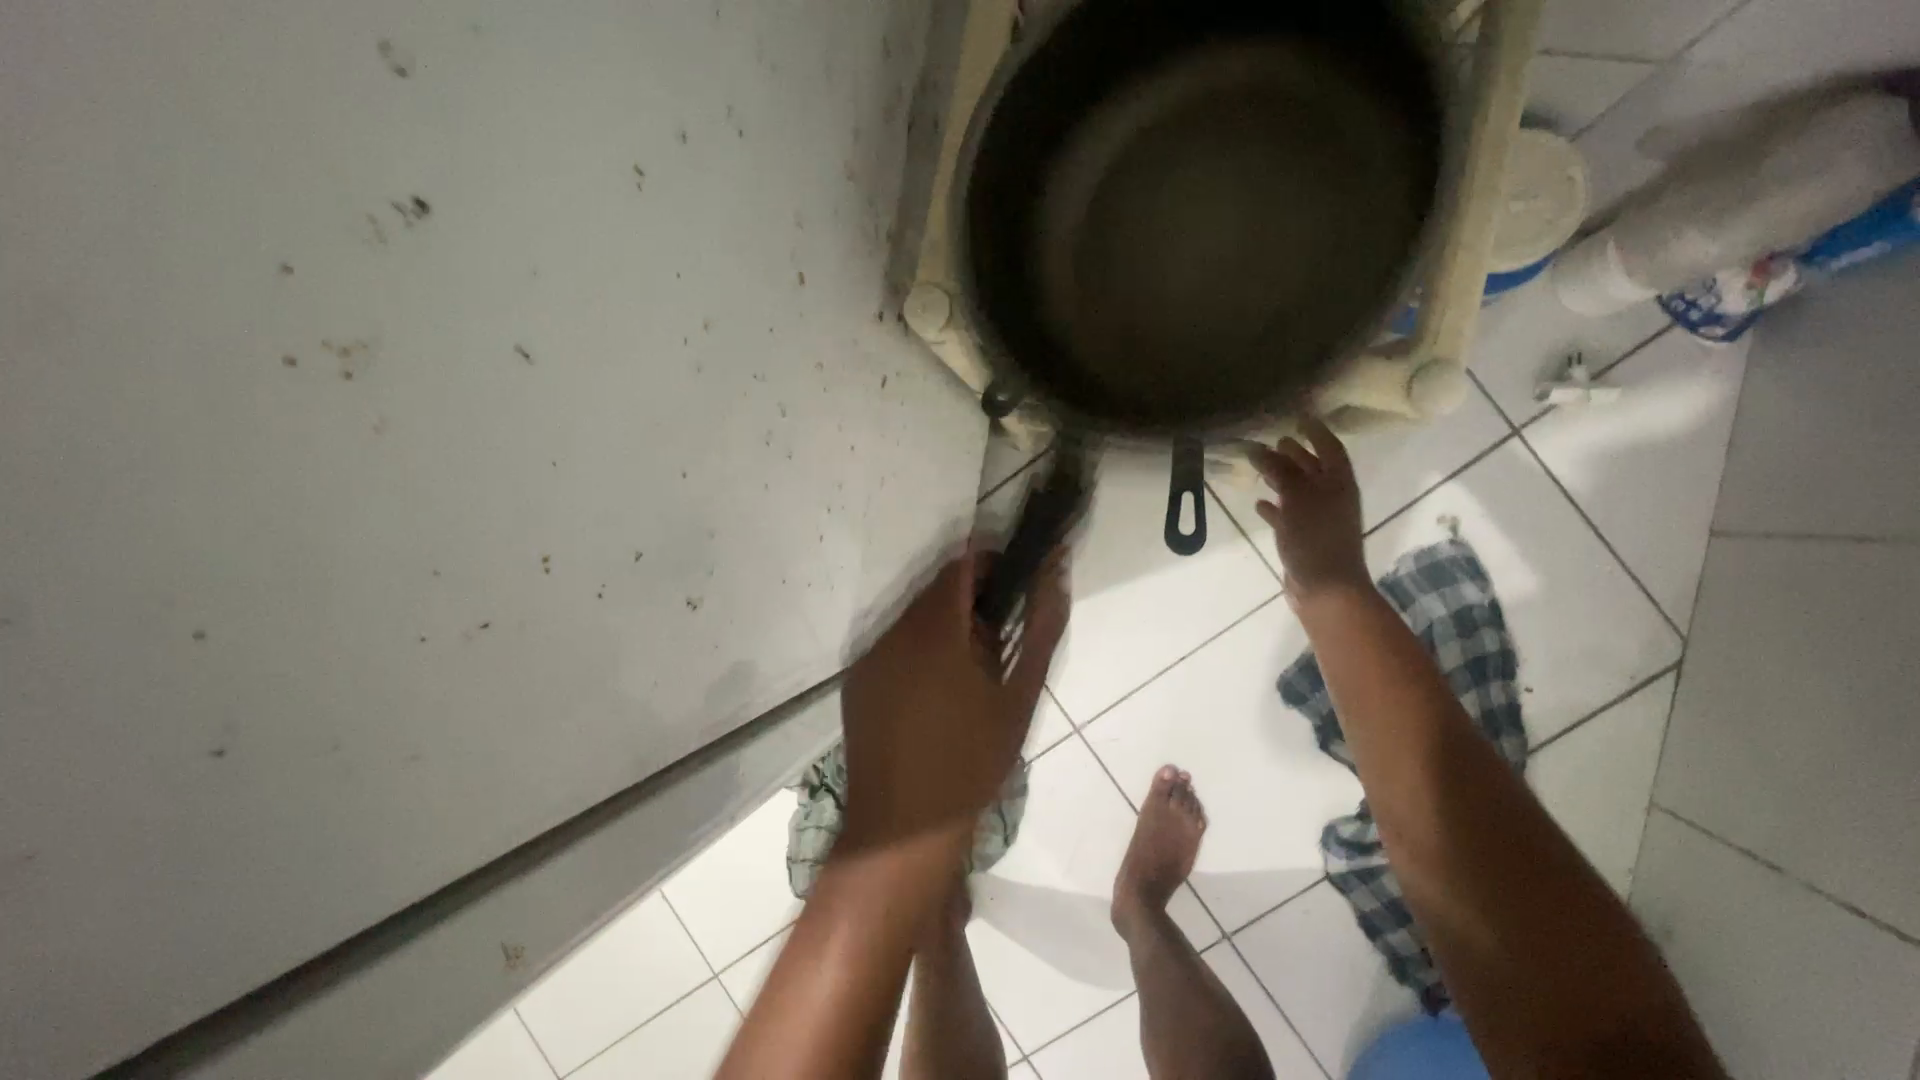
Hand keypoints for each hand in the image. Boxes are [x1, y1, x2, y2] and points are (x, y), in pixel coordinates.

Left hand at [839, 548, 1067, 850]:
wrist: (905, 827)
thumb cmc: (972, 762)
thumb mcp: (1018, 697)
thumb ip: (1041, 629)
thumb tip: (1056, 574)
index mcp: (934, 632)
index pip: (959, 568)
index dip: (989, 565)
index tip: (1015, 584)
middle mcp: (893, 636)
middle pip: (933, 594)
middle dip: (969, 600)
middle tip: (1000, 636)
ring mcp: (868, 662)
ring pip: (911, 623)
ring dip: (943, 628)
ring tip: (971, 672)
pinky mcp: (856, 687)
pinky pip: (891, 650)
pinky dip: (917, 654)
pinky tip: (937, 696)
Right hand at [1252, 418, 1370, 603]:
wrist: (1326, 588)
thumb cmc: (1315, 537)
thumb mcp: (1297, 497)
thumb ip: (1279, 470)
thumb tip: (1258, 448)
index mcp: (1339, 483)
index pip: (1330, 448)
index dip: (1316, 432)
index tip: (1299, 417)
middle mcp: (1332, 497)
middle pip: (1314, 468)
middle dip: (1296, 454)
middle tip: (1274, 440)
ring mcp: (1319, 520)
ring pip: (1299, 491)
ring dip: (1282, 478)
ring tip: (1260, 467)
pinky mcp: (1305, 539)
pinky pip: (1289, 516)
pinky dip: (1275, 507)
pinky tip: (1259, 503)